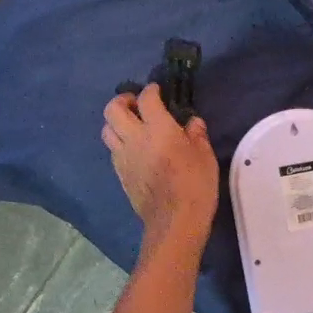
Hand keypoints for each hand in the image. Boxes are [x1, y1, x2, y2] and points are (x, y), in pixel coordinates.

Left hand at [102, 83, 218, 252]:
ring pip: (107, 130)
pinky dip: (119, 144)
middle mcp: (134, 138)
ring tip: (130, 126)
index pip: (146, 99)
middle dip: (122, 101)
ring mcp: (123, 157)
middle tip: (135, 104)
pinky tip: (133, 150)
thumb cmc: (195, 185)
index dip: (151, 90)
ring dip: (116, 123)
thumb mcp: (205, 157)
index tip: (157, 91)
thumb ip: (197, 135)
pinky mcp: (120, 175)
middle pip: (113, 110)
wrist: (174, 221)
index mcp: (158, 128)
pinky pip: (113, 151)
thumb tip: (192, 123)